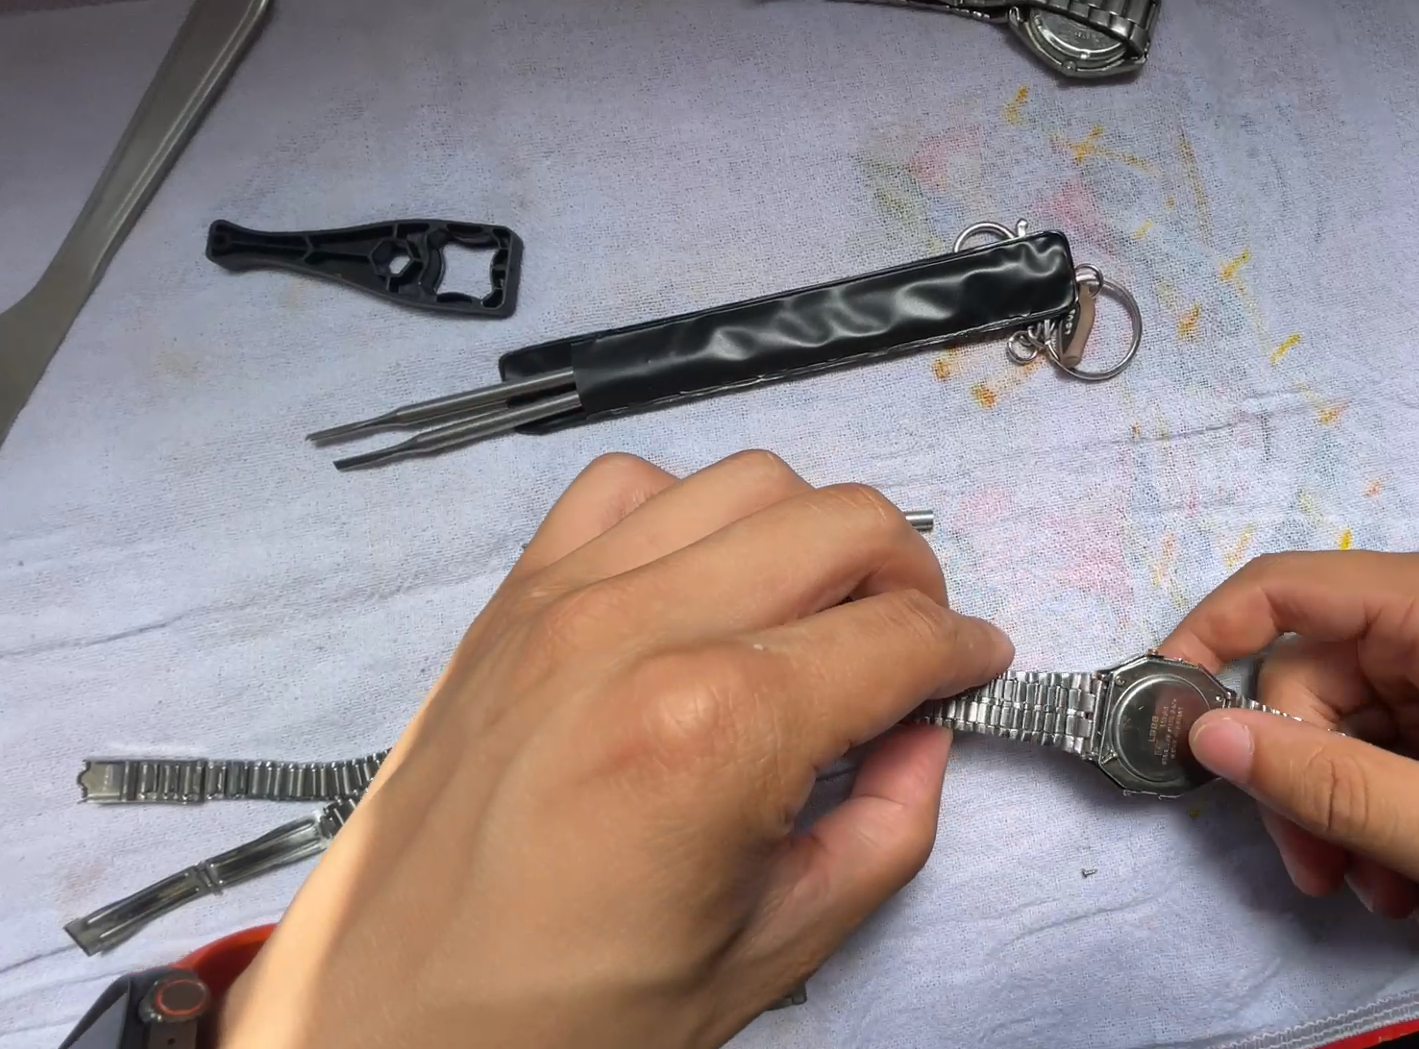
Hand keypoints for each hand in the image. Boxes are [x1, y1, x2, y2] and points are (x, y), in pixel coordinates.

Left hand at [216, 452, 1011, 1048]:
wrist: (382, 1033)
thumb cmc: (589, 1014)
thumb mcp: (787, 940)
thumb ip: (895, 818)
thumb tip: (924, 723)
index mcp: (721, 727)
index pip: (897, 638)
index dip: (964, 646)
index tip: (982, 660)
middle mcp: (646, 627)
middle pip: (845, 523)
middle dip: (913, 575)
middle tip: (912, 636)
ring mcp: (571, 592)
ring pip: (755, 480)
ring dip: (817, 535)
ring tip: (816, 605)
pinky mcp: (518, 590)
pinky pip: (633, 486)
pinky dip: (695, 514)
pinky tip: (702, 580)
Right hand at [1167, 550, 1418, 1046]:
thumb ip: (1333, 784)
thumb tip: (1202, 730)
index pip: (1285, 587)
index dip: (1207, 638)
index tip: (1163, 711)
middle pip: (1318, 678)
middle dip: (1306, 780)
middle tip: (1327, 876)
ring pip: (1358, 726)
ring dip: (1359, 816)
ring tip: (1409, 903)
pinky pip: (1407, 750)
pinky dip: (1404, 820)